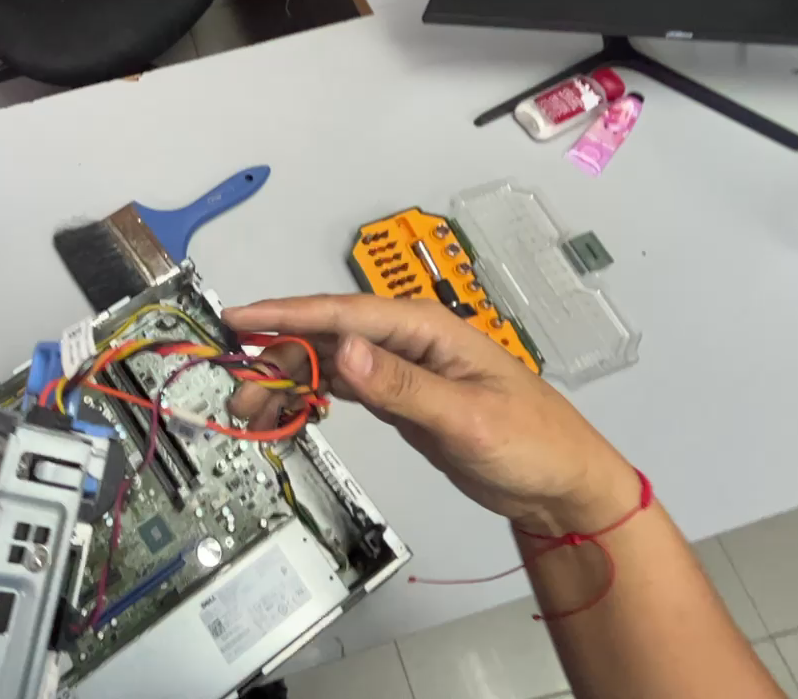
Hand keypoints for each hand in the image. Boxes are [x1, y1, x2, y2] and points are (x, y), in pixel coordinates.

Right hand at [227, 295, 633, 534]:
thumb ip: (403, 385)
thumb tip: (343, 349)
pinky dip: (308, 395)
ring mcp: (394, 364)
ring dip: (286, 381)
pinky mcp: (391, 392)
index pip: (341, 313)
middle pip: (322, 336)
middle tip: (238, 396)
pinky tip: (289, 410)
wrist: (560, 484)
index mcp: (421, 327)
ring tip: (253, 412)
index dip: (285, 314)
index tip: (237, 317)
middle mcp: (401, 338)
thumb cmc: (530, 442)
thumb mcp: (468, 418)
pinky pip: (338, 384)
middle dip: (275, 359)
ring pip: (324, 361)